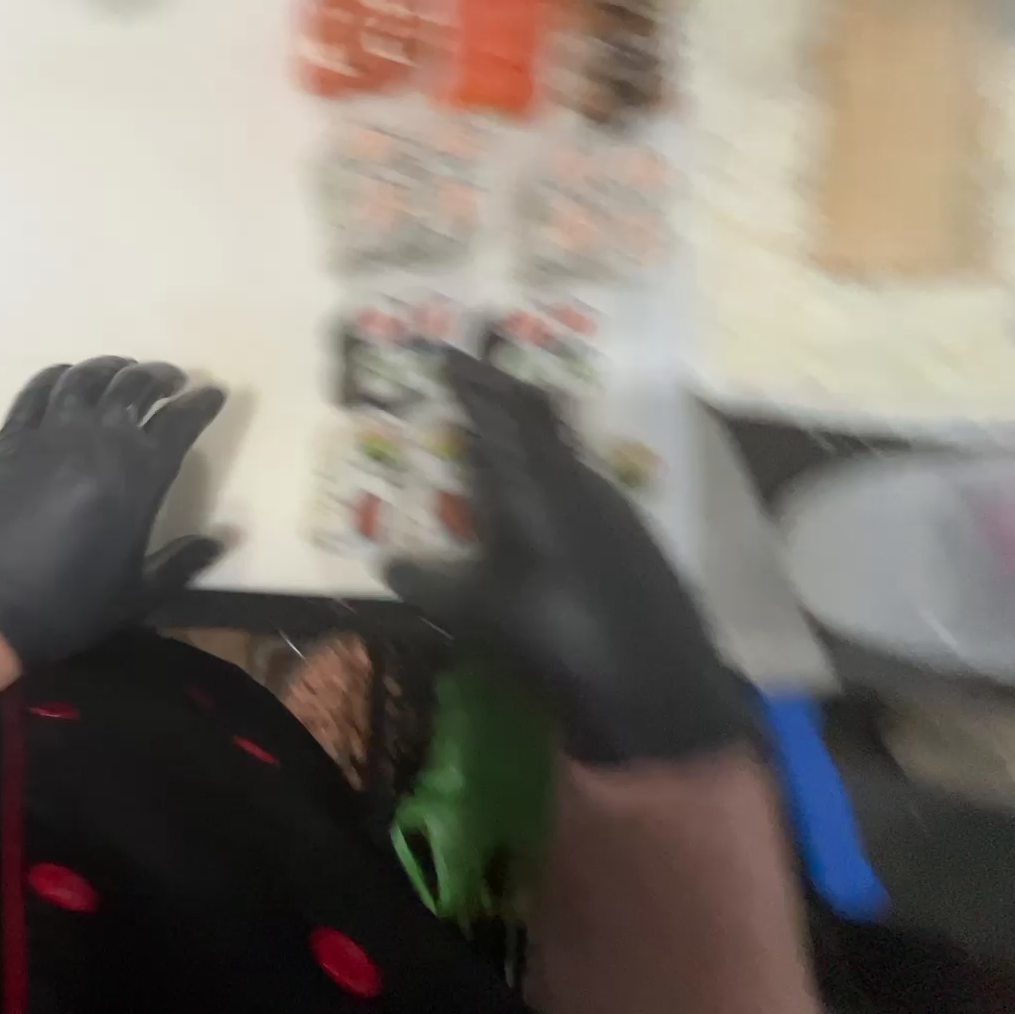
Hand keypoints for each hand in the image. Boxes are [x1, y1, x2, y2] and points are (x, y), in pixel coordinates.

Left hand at [0, 357, 226, 667]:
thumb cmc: (65, 605)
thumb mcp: (136, 595)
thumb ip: (182, 563)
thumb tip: (224, 539)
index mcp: (136, 476)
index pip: (179, 423)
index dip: (201, 404)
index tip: (213, 394)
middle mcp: (95, 441)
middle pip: (133, 387)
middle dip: (159, 377)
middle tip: (171, 380)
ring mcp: (47, 435)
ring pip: (84, 378)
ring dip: (110, 368)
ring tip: (123, 370)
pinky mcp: (9, 440)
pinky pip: (34, 392)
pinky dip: (55, 376)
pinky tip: (65, 377)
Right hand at [386, 351, 752, 764]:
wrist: (652, 685)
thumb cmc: (545, 633)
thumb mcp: (465, 609)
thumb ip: (421, 578)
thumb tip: (386, 563)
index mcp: (527, 487)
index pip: (497, 413)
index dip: (470, 379)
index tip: (445, 354)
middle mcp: (573, 481)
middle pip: (538, 414)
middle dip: (498, 391)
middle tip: (467, 381)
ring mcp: (612, 504)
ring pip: (561, 447)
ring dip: (524, 434)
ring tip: (490, 447)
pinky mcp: (634, 531)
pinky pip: (580, 480)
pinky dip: (546, 472)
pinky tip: (535, 508)